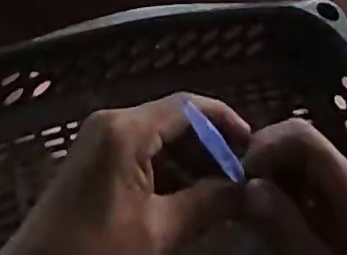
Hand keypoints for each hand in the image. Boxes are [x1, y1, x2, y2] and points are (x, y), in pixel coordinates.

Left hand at [0, 94, 250, 254]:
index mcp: (126, 128)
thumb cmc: (95, 252)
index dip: (224, 120)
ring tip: (221, 186)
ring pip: (158, 133)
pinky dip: (166, 166)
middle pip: (173, 117)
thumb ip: (206, 205)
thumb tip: (250, 192)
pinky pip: (140, 148)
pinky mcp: (94, 156)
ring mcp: (100, 136)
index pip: (187, 106)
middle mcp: (113, 119)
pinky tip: (188, 192)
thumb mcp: (157, 233)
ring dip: (190, 156)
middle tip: (241, 171)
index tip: (252, 146)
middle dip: (209, 142)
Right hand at [241, 119, 346, 254]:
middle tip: (239, 190)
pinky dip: (288, 190)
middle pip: (305, 145)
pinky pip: (315, 186)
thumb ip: (286, 228)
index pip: (305, 138)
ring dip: (274, 173)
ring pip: (307, 162)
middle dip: (267, 158)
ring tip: (251, 203)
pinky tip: (273, 214)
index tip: (240, 177)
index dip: (266, 146)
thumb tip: (250, 185)